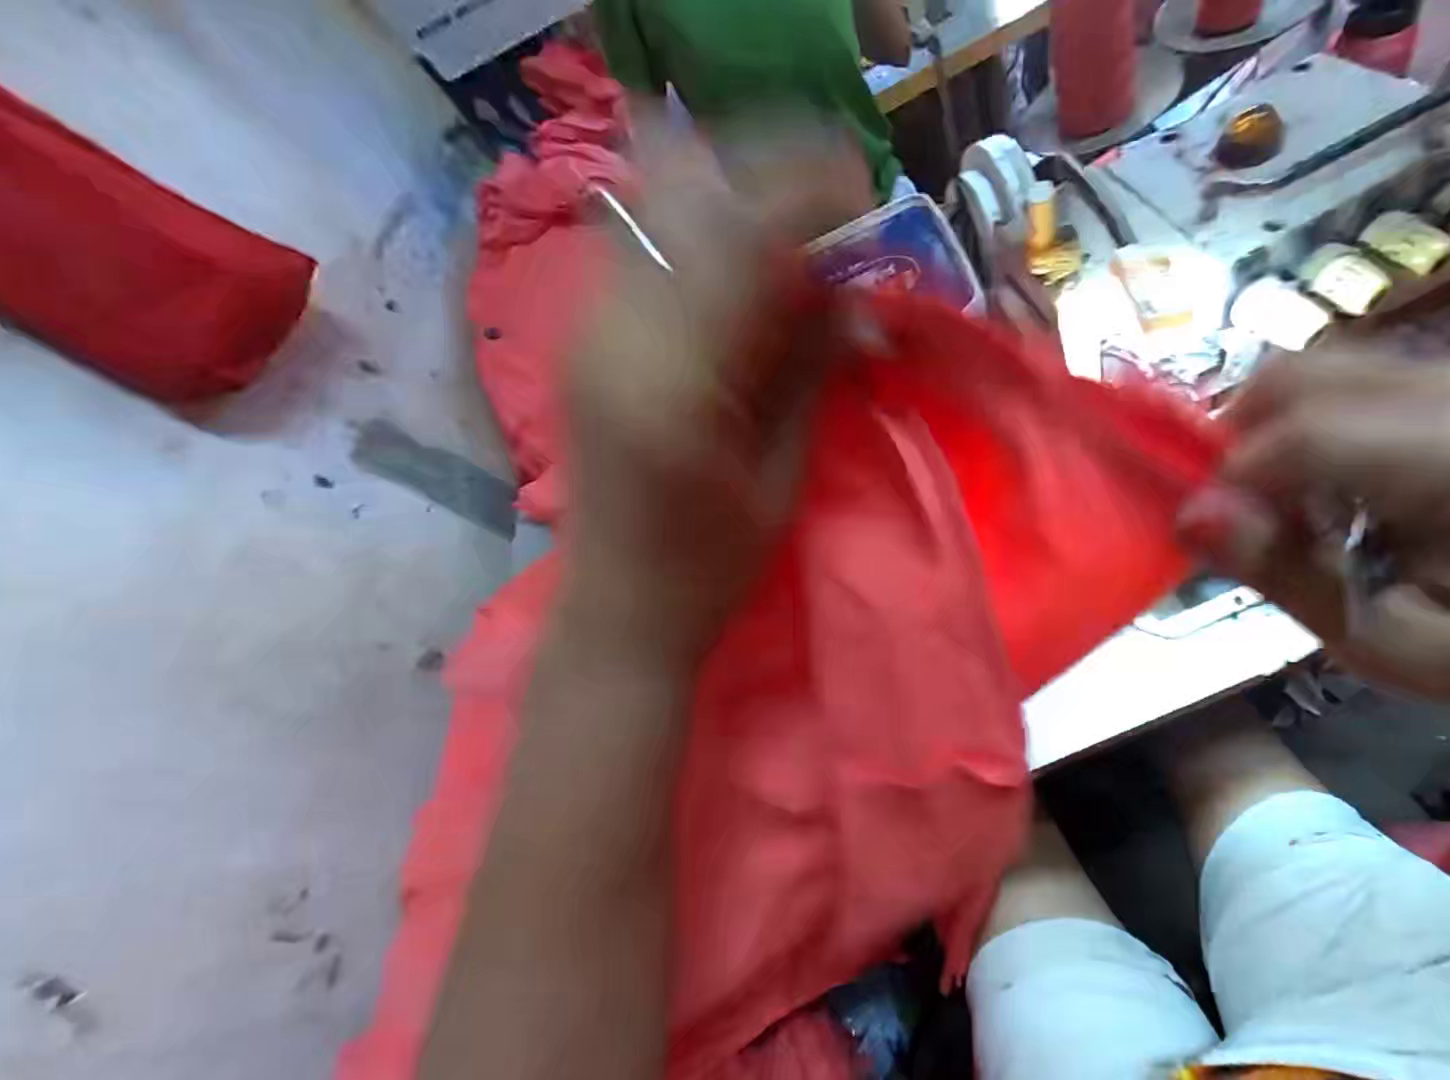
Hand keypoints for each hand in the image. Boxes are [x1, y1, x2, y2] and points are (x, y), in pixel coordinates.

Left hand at [562, 118, 871, 668]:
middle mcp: (617, 333)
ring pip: (658, 209)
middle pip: (687, 195)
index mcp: (678, 382)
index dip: (808, 194)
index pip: (742, 238)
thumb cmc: (713, 566)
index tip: (864, 188)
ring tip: (795, 235)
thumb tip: (860, 304)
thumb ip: (812, 375)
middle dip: (768, 177)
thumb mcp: (782, 477)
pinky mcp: (586, 338)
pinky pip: (647, 249)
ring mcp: (590, 329)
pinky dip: (705, 237)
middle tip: (832, 206)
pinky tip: (747, 273)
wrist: (618, 609)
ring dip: (735, 200)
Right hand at [1179, 352, 1449, 715]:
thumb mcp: (1382, 645)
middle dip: (1243, 436)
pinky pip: (1345, 376)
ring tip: (1282, 500)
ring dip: (1269, 428)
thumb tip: (1189, 513)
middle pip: (1309, 375)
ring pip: (1318, 367)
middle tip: (1239, 508)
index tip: (1211, 523)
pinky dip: (1302, 422)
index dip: (1238, 472)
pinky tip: (1321, 480)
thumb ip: (1285, 573)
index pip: (1315, 434)